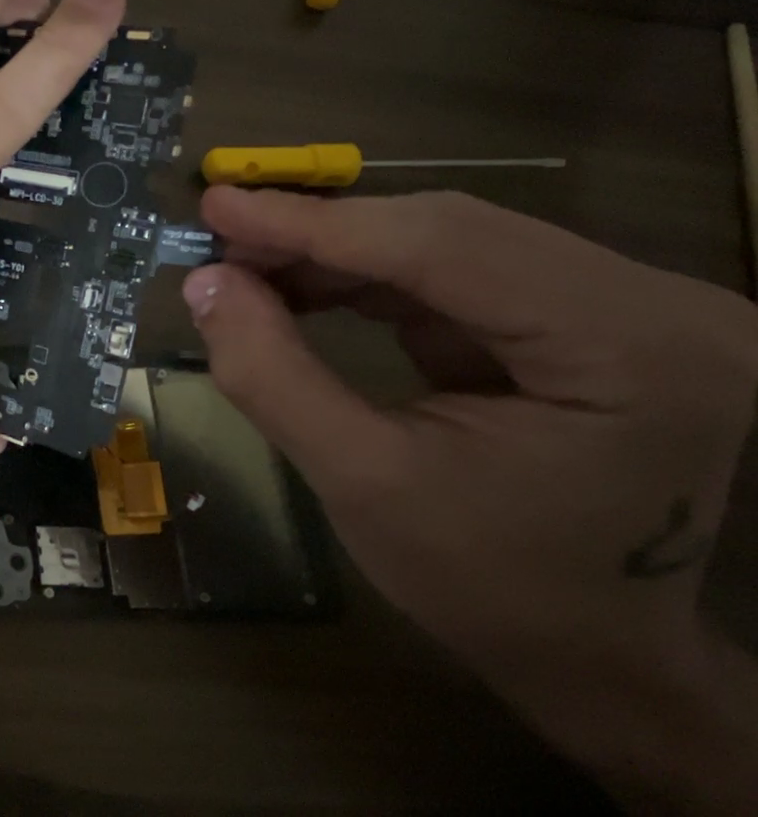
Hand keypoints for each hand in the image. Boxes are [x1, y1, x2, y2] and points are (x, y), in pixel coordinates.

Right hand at [182, 186, 757, 800]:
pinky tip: (301, 286)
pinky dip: (368, 277)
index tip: (215, 204)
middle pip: (453, 230)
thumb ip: (273, 375)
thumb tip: (204, 283)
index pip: (446, 247)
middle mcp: (654, 305)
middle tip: (219, 239)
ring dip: (339, 250)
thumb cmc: (484, 584)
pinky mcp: (582, 321)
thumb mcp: (359, 481)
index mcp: (633, 347)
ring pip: (449, 241)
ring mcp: (626, 309)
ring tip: (245, 266)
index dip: (315, 223)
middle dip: (323, 232)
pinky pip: (456, 273)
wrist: (587, 653)